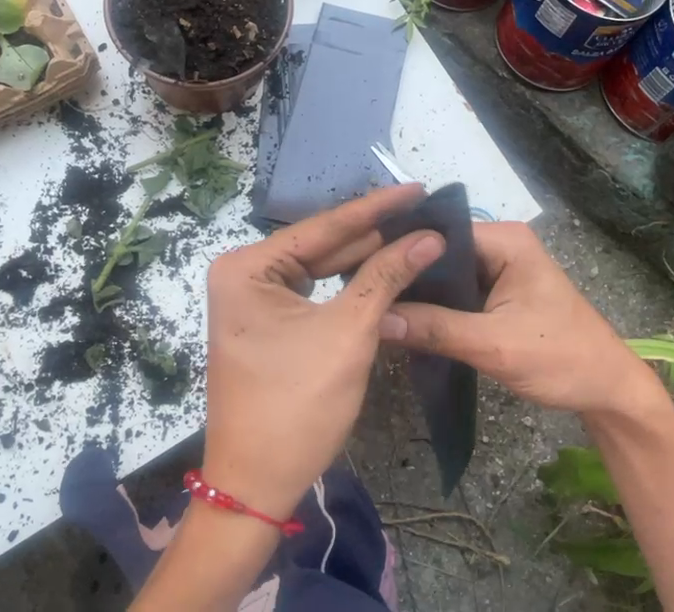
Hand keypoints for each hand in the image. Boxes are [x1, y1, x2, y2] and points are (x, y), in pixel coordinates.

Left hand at [202, 184, 443, 519]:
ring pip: (320, 270)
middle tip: (425, 213)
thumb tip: (430, 236)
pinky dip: (348, 287)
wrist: (257, 486)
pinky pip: (313, 293)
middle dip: (374, 234)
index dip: (377, 208)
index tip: (418, 188)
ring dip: (365, 259)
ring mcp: (252, 301)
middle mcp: (243, 275)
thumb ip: (386, 276)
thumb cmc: (297, 405)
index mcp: (247, 267)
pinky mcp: (266, 324)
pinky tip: (383, 269)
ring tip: (414, 234)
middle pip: (321, 246)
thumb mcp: (348, 334)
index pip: (324, 228)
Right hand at [380, 222, 656, 416]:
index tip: (362, 273)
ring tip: (375, 308)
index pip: (439, 233)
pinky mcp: (499, 293)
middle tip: (363, 296)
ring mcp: (501, 268)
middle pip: (440, 252)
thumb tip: (377, 320)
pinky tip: (405, 322)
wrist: (607, 389)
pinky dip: (436, 308)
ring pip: (446, 275)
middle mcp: (501, 244)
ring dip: (420, 294)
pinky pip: (458, 293)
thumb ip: (436, 329)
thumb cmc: (561, 358)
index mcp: (506, 240)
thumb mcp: (494, 346)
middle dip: (406, 275)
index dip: (402, 251)